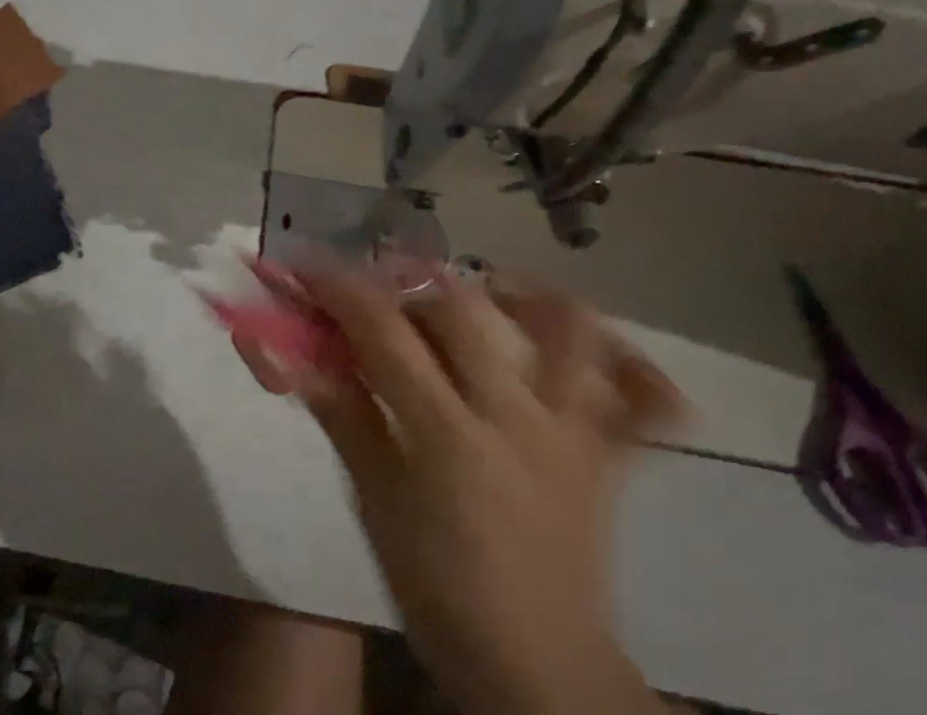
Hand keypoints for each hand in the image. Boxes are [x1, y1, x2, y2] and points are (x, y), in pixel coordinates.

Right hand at [234, 270, 683, 714]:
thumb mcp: (373, 501)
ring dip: (521, 295)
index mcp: (445, 433)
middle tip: (381, 299)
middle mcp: (514, 414)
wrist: (533, 660)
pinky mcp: (608, 452)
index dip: (338, 288)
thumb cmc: (436, 587)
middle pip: (463, 310)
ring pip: (563, 326)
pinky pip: (637, 393)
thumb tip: (289, 354)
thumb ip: (342, 416)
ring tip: (486, 295)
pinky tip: (588, 346)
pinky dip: (625, 359)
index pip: (383, 332)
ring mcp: (571, 428)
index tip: (305, 267)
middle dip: (410, 287)